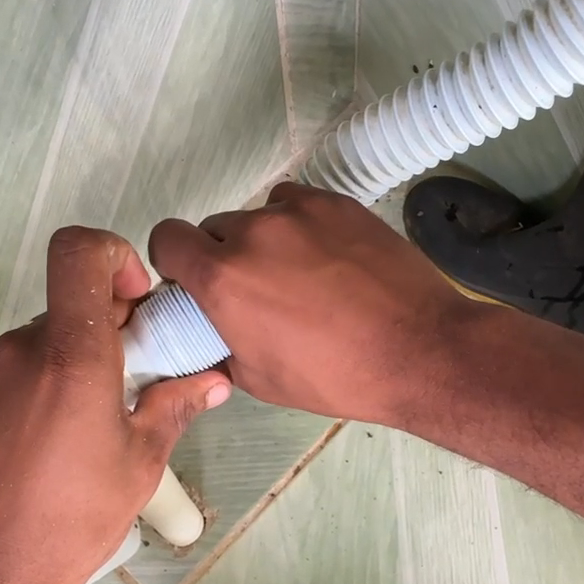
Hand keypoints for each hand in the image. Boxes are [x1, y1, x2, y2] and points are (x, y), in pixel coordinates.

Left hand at [0, 227, 229, 583]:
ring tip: (76, 428)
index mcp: (71, 357)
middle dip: (102, 332)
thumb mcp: (141, 463)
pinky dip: (30, 386)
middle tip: (123, 386)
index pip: (79, 252)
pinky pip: (4, 372)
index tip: (133, 301)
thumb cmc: (77, 520)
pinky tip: (37, 443)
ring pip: (36, 344)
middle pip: (68, 309)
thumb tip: (215, 381)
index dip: (112, 253)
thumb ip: (176, 406)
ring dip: (65, 364)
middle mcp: (17, 351)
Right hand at [148, 182, 481, 423]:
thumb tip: (210, 334)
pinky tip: (328, 257)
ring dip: (264, 240)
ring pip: (258, 214)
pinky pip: (298, 205)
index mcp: (222, 278)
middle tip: (255, 290)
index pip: (166, 237)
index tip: (191, 279)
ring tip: (299, 273)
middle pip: (214, 228)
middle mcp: (252, 233)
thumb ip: (219, 346)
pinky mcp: (338, 202)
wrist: (417, 350)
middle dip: (222, 256)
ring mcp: (299, 211)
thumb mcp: (259, 380)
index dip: (172, 259)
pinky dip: (301, 227)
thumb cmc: (334, 377)